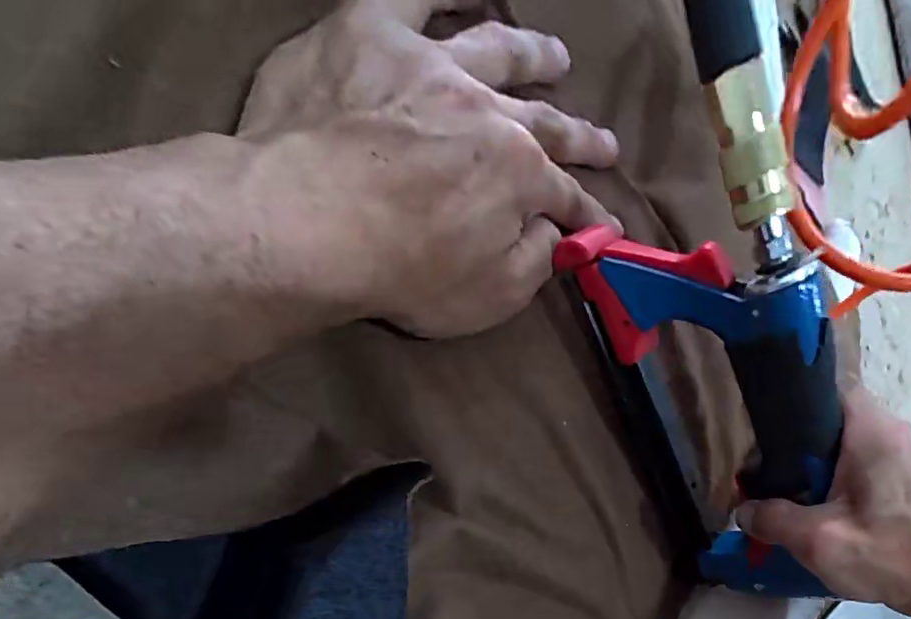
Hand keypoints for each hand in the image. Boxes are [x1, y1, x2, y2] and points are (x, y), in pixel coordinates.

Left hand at [237, 0, 621, 337]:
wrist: (301, 223)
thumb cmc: (409, 273)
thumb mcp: (499, 292)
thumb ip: (538, 259)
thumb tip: (555, 233)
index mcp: (525, 177)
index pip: (571, 200)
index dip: (592, 218)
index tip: (608, 229)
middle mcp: (491, 114)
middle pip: (551, 126)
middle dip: (585, 141)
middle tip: (608, 145)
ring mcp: (432, 67)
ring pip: (497, 51)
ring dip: (533, 56)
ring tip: (555, 56)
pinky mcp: (369, 33)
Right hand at [738, 390, 910, 614]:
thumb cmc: (888, 556)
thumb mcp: (820, 541)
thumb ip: (774, 520)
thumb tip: (744, 510)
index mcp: (871, 430)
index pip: (824, 388)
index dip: (790, 408)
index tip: (767, 443)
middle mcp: (891, 429)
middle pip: (832, 417)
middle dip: (800, 446)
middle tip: (776, 479)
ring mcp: (904, 450)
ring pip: (847, 442)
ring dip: (820, 466)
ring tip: (797, 498)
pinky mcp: (909, 474)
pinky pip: (865, 461)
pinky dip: (842, 478)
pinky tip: (828, 510)